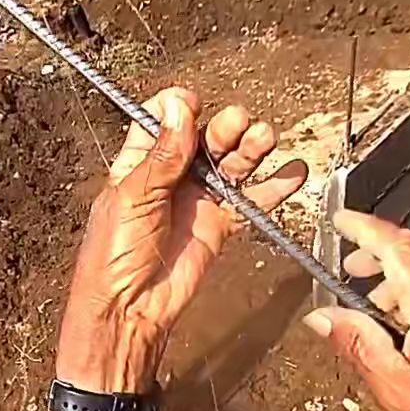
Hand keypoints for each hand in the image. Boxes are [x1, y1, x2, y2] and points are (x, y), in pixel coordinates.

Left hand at [57, 88, 306, 392]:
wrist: (130, 308)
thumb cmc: (115, 253)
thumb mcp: (133, 197)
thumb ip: (163, 155)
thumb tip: (179, 107)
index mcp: (141, 163)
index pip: (162, 122)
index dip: (178, 108)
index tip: (192, 103)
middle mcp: (172, 177)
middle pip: (205, 139)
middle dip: (224, 127)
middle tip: (238, 122)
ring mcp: (199, 200)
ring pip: (232, 165)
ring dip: (251, 148)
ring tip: (266, 137)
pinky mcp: (220, 225)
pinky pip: (252, 202)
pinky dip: (274, 188)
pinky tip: (294, 172)